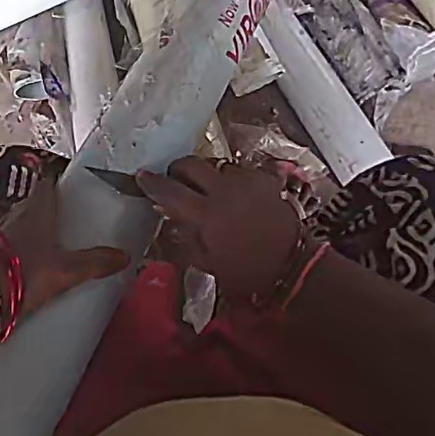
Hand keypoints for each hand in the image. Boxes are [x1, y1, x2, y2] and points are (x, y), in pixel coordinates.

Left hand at [0, 181, 130, 318]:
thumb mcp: (67, 270)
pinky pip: (8, 244)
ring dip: (32, 230)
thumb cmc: (22, 272)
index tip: (70, 187)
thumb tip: (121, 257)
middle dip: (49, 210)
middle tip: (68, 220)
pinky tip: (30, 266)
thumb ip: (95, 263)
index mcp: (36, 209)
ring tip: (52, 245)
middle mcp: (15, 215)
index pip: (47, 184)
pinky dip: (19, 250)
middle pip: (34, 204)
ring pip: (19, 223)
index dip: (58, 182)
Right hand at [136, 156, 302, 305]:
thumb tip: (166, 210)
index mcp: (206, 213)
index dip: (152, 182)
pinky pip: (240, 170)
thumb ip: (184, 233)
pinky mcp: (265, 180)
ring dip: (205, 172)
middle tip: (174, 179)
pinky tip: (232, 190)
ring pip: (216, 164)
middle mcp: (224, 190)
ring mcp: (246, 181)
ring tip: (205, 186)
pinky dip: (230, 178)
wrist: (292, 265)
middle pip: (191, 164)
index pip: (170, 190)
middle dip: (178, 169)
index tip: (141, 176)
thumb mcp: (207, 260)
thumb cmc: (245, 271)